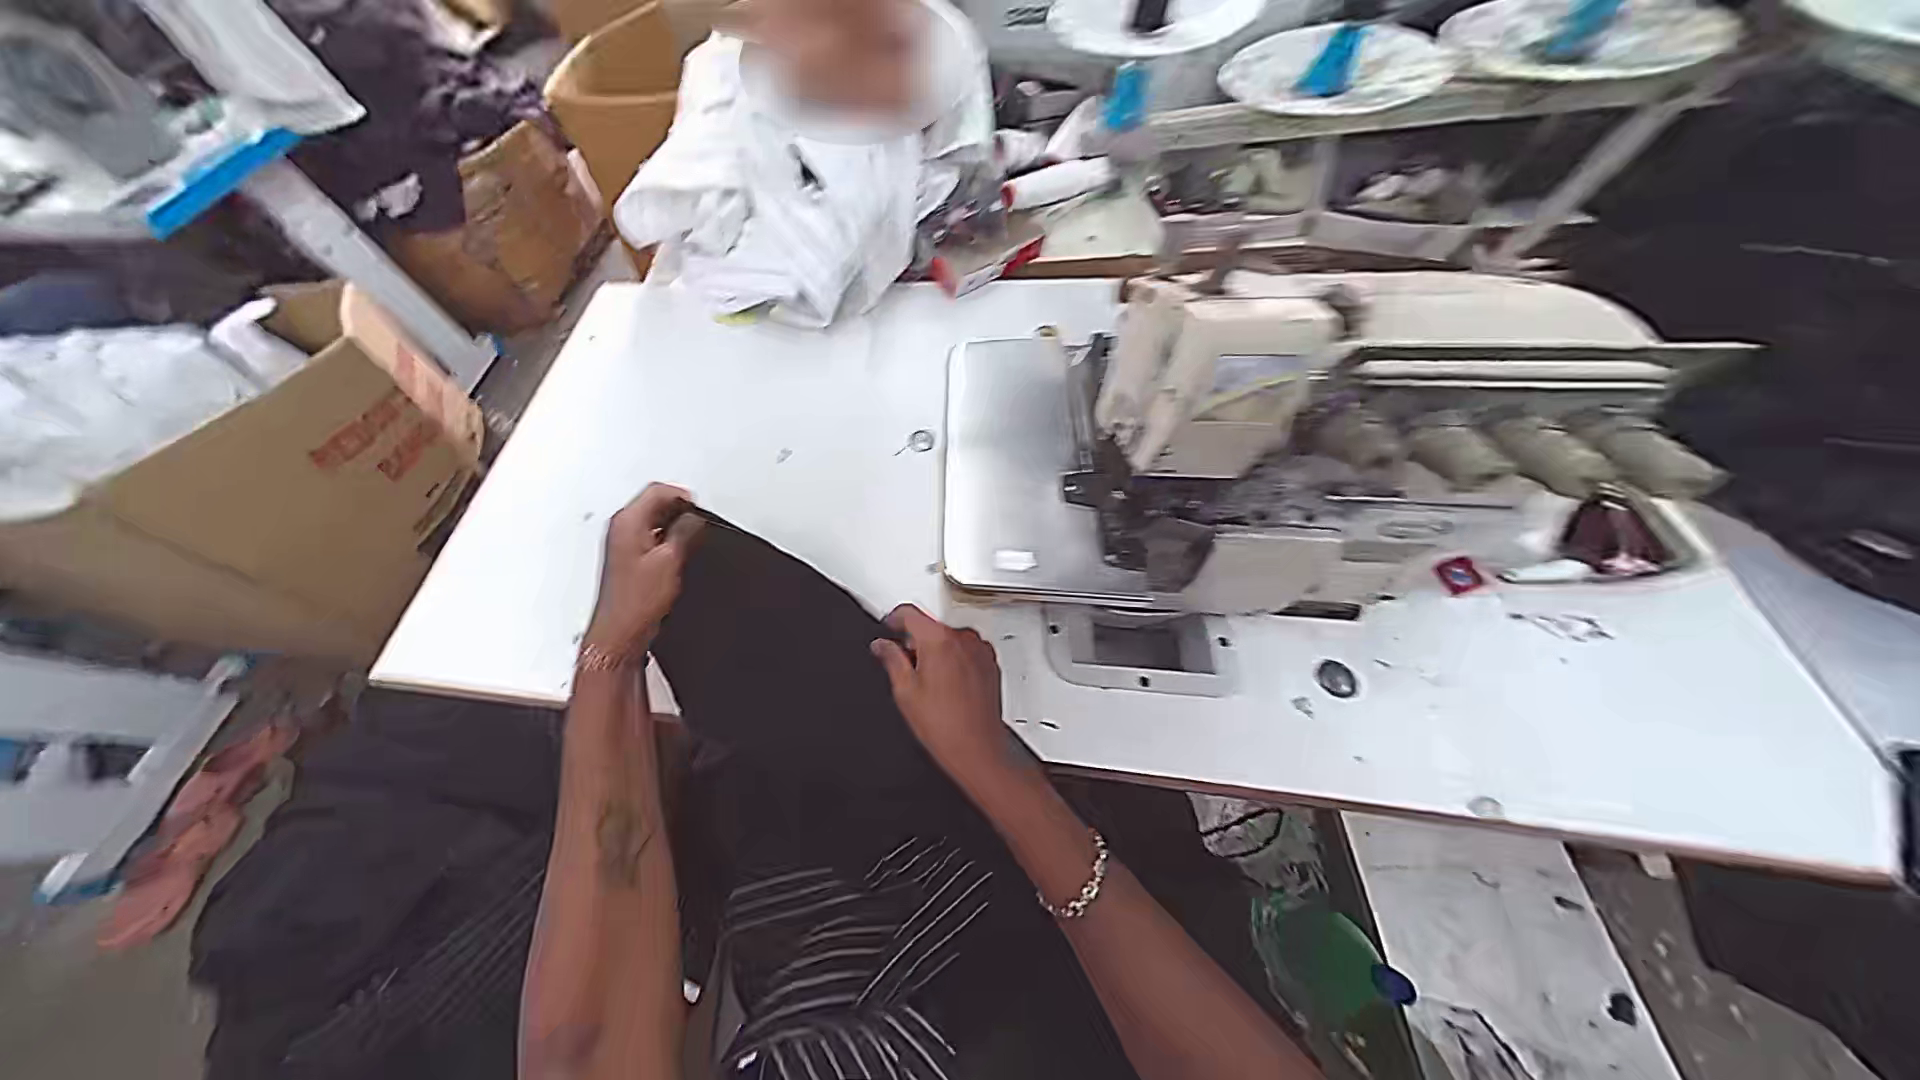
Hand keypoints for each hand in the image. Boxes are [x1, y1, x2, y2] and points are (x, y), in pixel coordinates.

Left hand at [583, 484, 702, 656]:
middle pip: (654, 502)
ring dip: (674, 524)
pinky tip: (679, 552)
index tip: (700, 507)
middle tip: (699, 520)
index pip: (657, 491)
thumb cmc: (637, 600)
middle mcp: (622, 529)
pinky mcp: (631, 557)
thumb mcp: (671, 559)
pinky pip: (652, 535)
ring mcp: (624, 543)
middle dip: (679, 508)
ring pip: (654, 519)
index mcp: (627, 522)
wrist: (623, 628)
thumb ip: (686, 532)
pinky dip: (668, 538)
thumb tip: (696, 518)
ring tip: (692, 537)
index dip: (683, 495)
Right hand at [870, 604, 1035, 794]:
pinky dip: (955, 660)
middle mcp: (963, 639)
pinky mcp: (990, 663)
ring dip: (937, 651)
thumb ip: (891, 659)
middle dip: (916, 642)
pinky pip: (966, 651)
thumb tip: (881, 645)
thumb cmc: (945, 726)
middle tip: (907, 667)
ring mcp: (980, 650)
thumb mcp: (905, 690)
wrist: (977, 748)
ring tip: (930, 683)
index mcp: (939, 640)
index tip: (888, 627)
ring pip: (950, 638)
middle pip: (931, 626)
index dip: (893, 619)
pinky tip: (948, 686)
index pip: (909, 612)